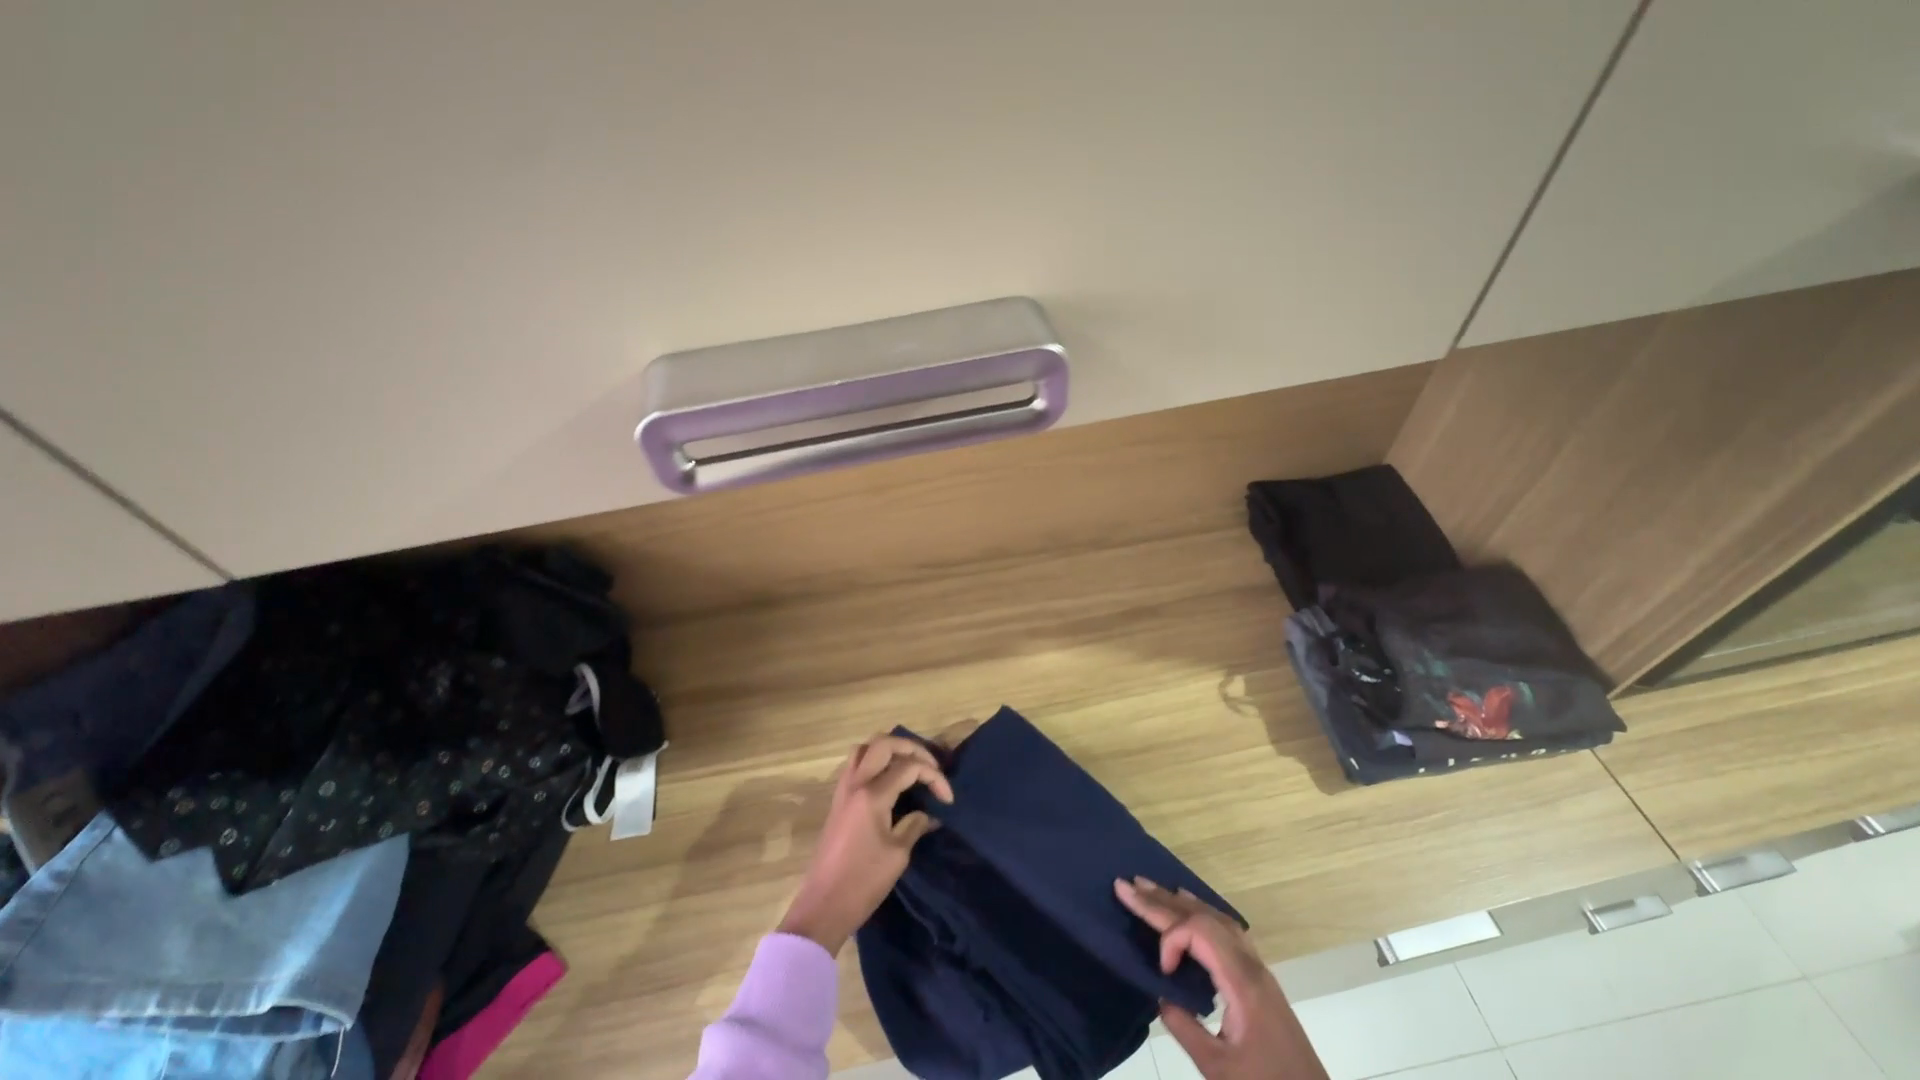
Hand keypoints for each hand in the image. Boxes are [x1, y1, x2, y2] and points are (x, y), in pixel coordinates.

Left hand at [777, 735, 954, 954]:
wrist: (824, 905)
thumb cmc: (864, 882)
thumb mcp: (898, 854)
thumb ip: (915, 825)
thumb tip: (929, 814)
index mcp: (871, 794)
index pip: (909, 767)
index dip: (934, 777)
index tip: (948, 800)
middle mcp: (854, 783)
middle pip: (883, 743)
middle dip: (912, 748)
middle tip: (931, 767)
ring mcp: (842, 790)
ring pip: (865, 750)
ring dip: (890, 751)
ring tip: (910, 768)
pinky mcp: (838, 801)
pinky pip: (856, 766)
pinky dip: (876, 764)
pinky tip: (891, 783)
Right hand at [1115, 878, 1328, 1079]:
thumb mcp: (1217, 1067)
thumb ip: (1184, 1028)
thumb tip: (1160, 997)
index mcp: (1242, 982)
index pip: (1201, 932)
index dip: (1171, 940)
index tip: (1162, 972)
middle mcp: (1252, 965)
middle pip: (1205, 918)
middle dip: (1163, 901)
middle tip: (1127, 885)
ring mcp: (1258, 969)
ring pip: (1218, 919)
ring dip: (1181, 903)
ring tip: (1151, 888)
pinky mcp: (1259, 979)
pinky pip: (1228, 931)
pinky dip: (1202, 915)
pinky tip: (1190, 910)